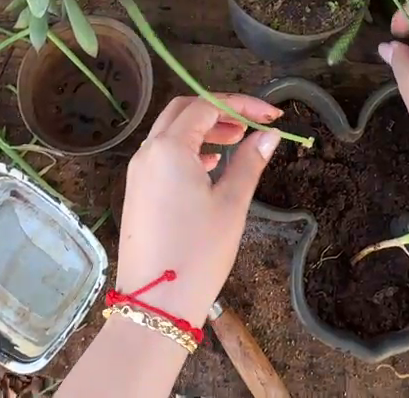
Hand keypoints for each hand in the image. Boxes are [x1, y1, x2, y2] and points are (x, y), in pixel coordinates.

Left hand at [115, 94, 282, 327]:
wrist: (155, 304)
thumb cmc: (198, 252)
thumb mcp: (231, 204)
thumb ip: (249, 162)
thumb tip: (269, 135)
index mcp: (169, 147)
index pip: (207, 106)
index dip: (242, 104)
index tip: (271, 115)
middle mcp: (148, 151)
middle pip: (184, 110)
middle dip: (219, 110)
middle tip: (250, 123)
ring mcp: (139, 171)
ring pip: (171, 131)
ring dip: (204, 128)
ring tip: (237, 140)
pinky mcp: (137, 191)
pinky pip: (163, 154)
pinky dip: (189, 149)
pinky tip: (212, 164)